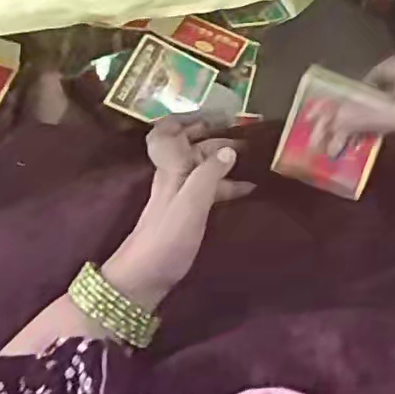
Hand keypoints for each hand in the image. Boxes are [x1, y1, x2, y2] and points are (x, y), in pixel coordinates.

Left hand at [103, 117, 252, 305]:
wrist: (141, 280)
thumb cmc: (166, 239)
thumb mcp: (191, 203)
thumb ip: (209, 174)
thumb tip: (229, 149)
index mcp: (172, 168)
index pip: (169, 131)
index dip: (189, 117)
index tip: (218, 113)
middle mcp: (173, 176)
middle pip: (191, 145)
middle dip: (215, 134)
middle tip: (245, 132)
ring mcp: (179, 195)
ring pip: (202, 166)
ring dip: (224, 158)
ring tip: (252, 157)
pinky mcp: (186, 213)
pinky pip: (209, 188)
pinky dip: (227, 183)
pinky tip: (247, 190)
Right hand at [333, 56, 394, 163]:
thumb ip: (368, 116)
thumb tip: (334, 118)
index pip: (386, 66)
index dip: (367, 80)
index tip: (351, 98)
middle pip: (394, 85)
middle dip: (375, 100)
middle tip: (356, 117)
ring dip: (388, 115)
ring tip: (370, 130)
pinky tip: (393, 138)